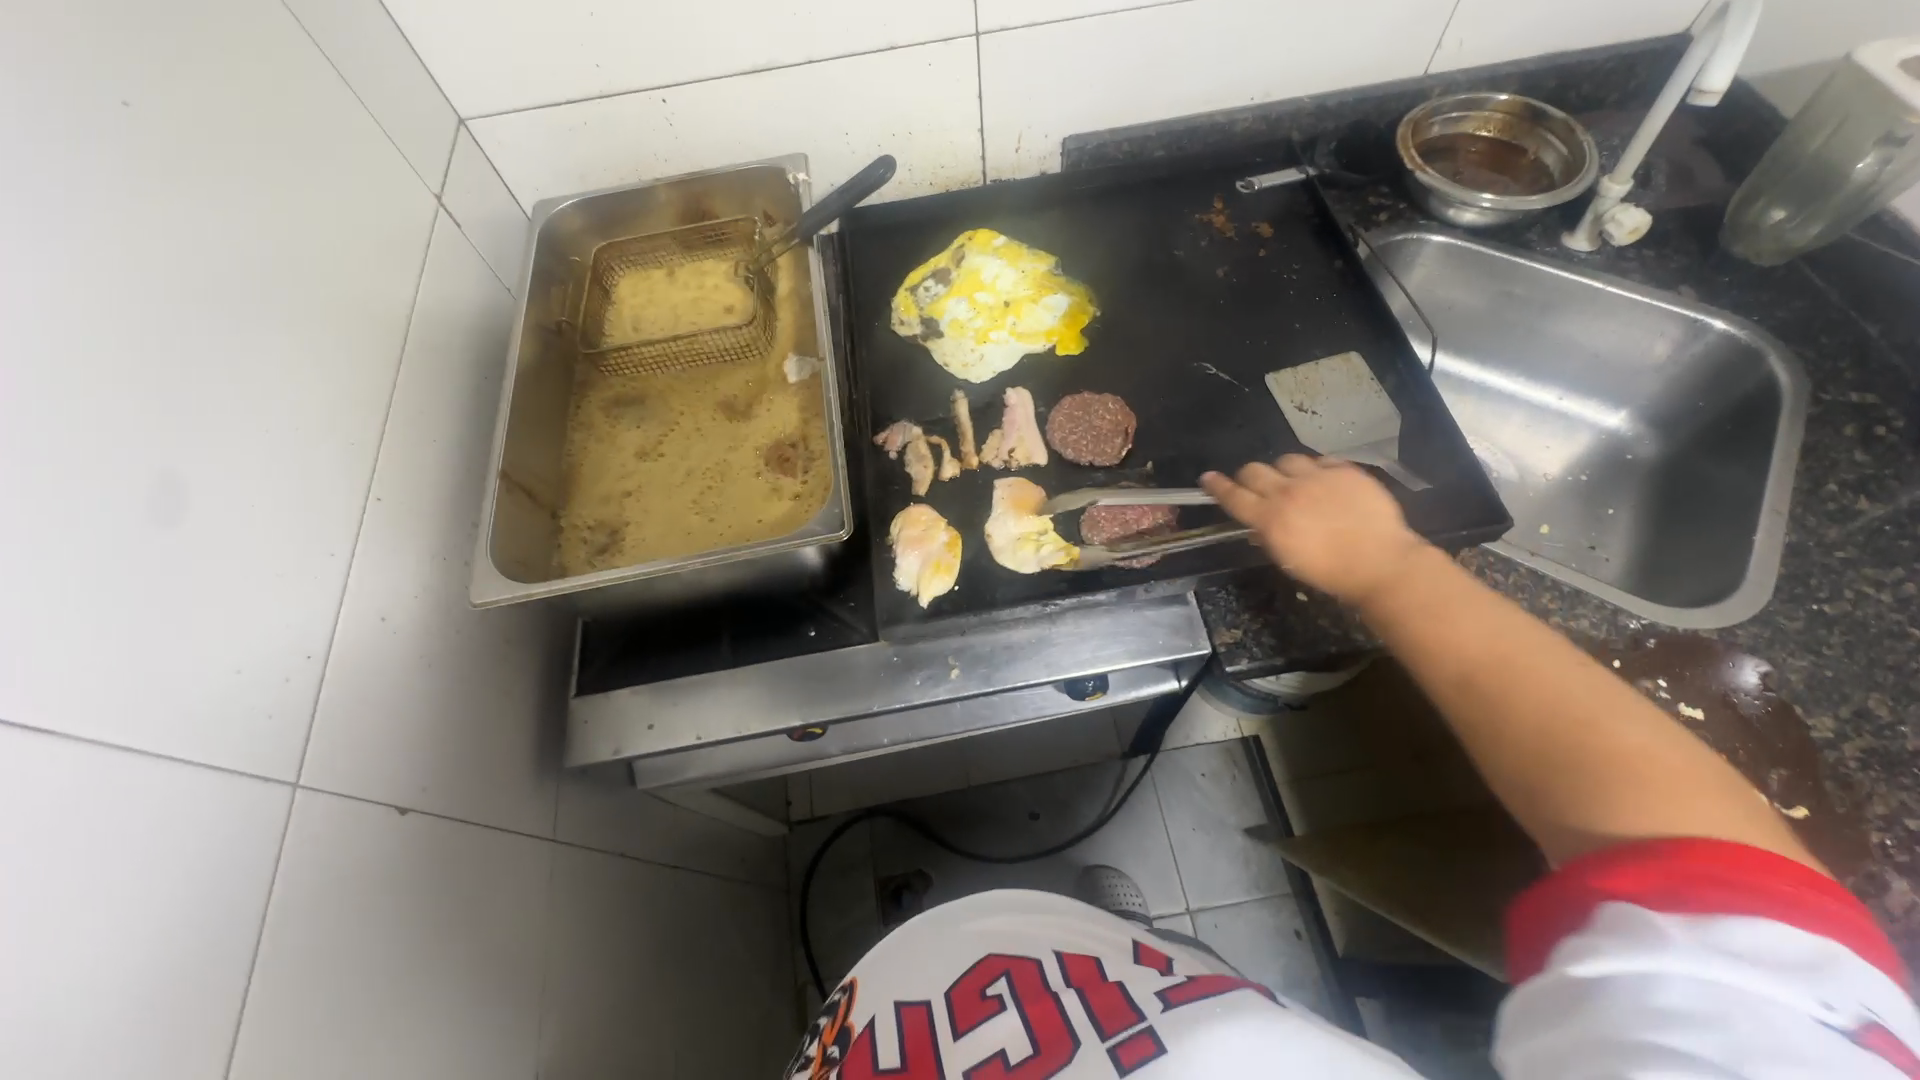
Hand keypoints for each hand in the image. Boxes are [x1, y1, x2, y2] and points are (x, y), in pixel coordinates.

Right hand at [1201, 455, 1430, 606]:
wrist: (1379, 562)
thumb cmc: (1329, 572)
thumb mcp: (1287, 559)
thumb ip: (1268, 535)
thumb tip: (1258, 524)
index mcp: (1270, 518)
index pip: (1233, 496)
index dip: (1217, 486)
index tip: (1207, 478)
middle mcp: (1288, 492)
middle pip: (1254, 470)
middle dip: (1248, 477)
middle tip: (1254, 486)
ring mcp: (1317, 477)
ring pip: (1286, 460)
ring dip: (1283, 471)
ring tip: (1294, 482)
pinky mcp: (1344, 470)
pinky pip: (1320, 461)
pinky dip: (1316, 470)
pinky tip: (1324, 483)